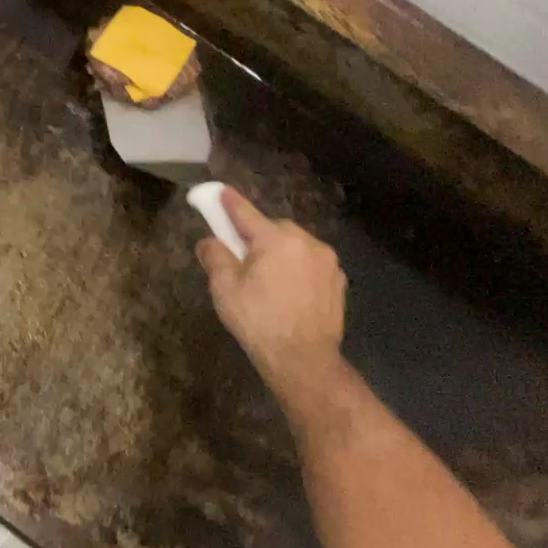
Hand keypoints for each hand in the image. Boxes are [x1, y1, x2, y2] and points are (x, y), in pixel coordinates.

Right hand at [195, 187, 346, 388]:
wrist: (302, 356)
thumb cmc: (257, 320)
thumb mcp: (225, 289)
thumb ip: (216, 258)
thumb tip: (209, 241)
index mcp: (276, 241)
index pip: (247, 214)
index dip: (230, 203)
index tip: (219, 190)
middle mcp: (307, 243)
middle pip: (275, 228)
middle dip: (257, 235)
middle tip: (239, 255)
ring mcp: (327, 262)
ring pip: (295, 245)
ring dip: (278, 252)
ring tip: (263, 278)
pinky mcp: (337, 281)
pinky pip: (310, 263)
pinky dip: (295, 268)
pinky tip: (285, 291)